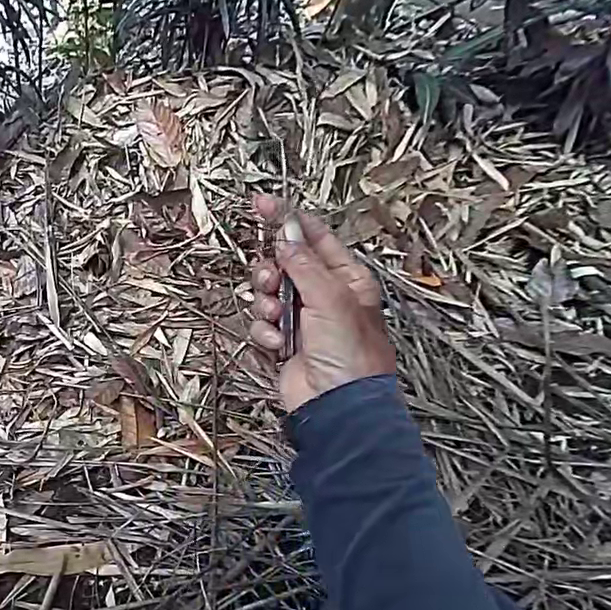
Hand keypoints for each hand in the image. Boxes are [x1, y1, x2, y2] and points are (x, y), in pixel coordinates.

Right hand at [246, 194, 397, 411]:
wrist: (336, 405)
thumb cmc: (350, 355)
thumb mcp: (330, 298)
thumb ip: (303, 263)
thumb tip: (286, 231)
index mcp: (345, 277)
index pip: (313, 237)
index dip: (286, 219)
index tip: (261, 204)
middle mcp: (322, 294)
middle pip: (282, 263)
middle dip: (270, 272)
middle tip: (272, 282)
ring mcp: (301, 318)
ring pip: (266, 293)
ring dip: (266, 304)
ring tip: (278, 320)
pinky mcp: (282, 340)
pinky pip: (261, 323)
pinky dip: (265, 332)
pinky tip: (281, 345)